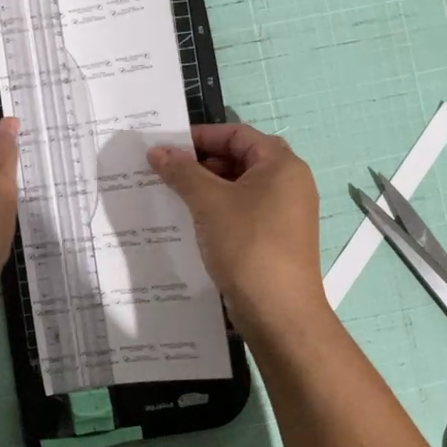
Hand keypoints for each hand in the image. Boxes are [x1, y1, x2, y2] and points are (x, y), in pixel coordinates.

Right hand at [147, 124, 331, 338]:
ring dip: (206, 188)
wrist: (279, 312)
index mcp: (282, 165)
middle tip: (165, 171)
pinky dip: (216, 210)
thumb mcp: (209, 202)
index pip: (237, 134)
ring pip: (239, 187)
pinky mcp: (275, 238)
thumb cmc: (247, 245)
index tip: (166, 147)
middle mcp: (289, 184)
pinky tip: (190, 222)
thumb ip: (182, 172)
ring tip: (171, 195)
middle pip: (240, 158)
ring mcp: (284, 213)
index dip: (200, 136)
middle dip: (200, 163)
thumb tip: (157, 151)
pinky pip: (242, 212)